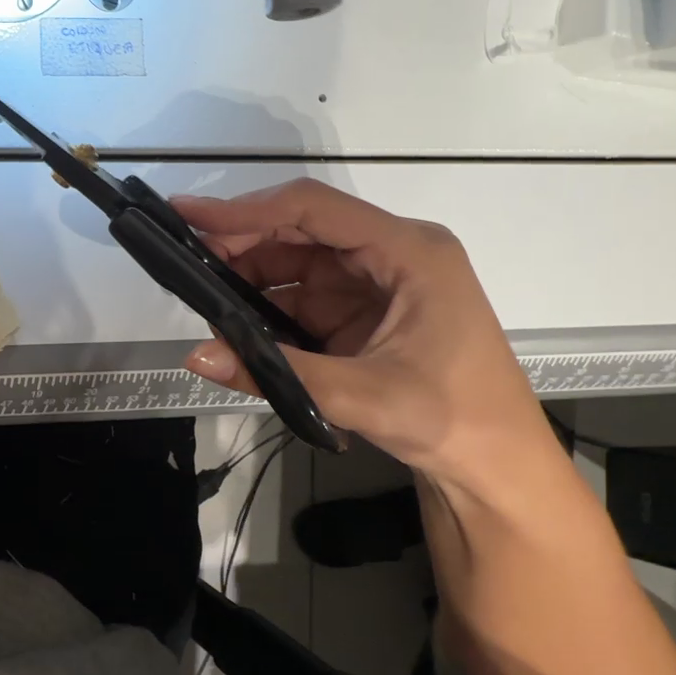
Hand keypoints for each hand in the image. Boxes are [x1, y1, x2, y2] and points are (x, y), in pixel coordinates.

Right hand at [172, 180, 556, 481]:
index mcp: (409, 253)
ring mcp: (371, 281)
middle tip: (179, 259)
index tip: (187, 217)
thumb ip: (276, 372)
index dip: (247, 209)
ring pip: (291, 257)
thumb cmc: (454, 420)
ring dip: (243, 272)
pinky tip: (228, 320)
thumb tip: (195, 355)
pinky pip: (295, 291)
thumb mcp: (363, 396)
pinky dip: (258, 303)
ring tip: (196, 294)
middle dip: (238, 239)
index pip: (315, 209)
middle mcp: (390, 253)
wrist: (496, 465)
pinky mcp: (356, 308)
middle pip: (298, 226)